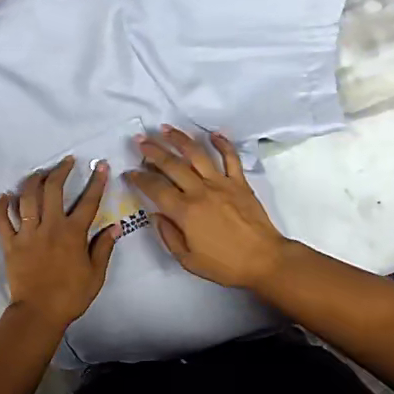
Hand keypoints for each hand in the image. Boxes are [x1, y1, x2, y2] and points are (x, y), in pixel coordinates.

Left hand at [0, 157, 119, 331]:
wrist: (39, 312)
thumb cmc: (71, 296)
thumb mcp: (96, 274)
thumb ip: (104, 248)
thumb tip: (115, 227)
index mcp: (73, 233)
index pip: (88, 201)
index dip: (96, 181)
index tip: (101, 165)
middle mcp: (49, 226)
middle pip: (53, 189)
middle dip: (60, 170)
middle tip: (66, 162)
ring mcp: (27, 233)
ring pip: (27, 197)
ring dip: (33, 181)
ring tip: (40, 173)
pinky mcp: (10, 243)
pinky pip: (2, 220)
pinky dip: (2, 205)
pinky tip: (6, 196)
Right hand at [126, 127, 290, 290]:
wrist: (264, 260)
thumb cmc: (224, 265)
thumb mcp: (188, 260)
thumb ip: (168, 235)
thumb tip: (156, 215)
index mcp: (184, 211)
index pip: (155, 188)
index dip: (140, 178)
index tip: (130, 172)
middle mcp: (200, 191)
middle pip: (171, 164)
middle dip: (153, 151)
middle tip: (140, 141)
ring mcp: (221, 184)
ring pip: (197, 154)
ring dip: (180, 139)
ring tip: (166, 129)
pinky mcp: (240, 183)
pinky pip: (230, 158)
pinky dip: (222, 143)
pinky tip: (213, 134)